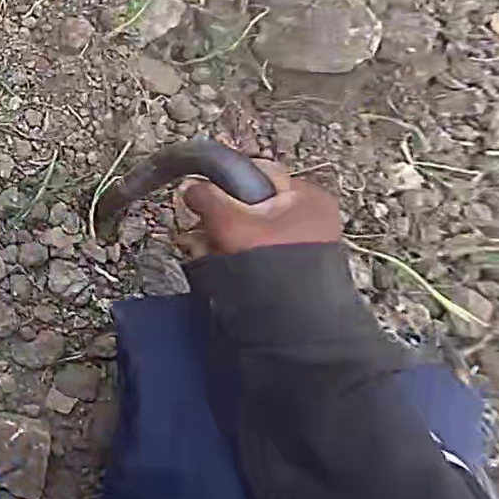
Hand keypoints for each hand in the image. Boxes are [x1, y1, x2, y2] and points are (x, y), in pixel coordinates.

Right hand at [180, 159, 342, 254]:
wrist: (299, 327)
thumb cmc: (277, 268)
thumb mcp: (231, 223)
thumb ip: (207, 198)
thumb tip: (190, 187)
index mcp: (307, 196)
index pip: (255, 171)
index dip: (224, 183)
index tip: (202, 198)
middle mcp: (308, 216)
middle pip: (246, 202)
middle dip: (218, 217)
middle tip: (204, 231)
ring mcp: (300, 242)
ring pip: (245, 228)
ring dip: (219, 238)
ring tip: (209, 252)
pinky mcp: (289, 265)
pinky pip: (251, 249)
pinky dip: (232, 254)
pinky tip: (218, 263)